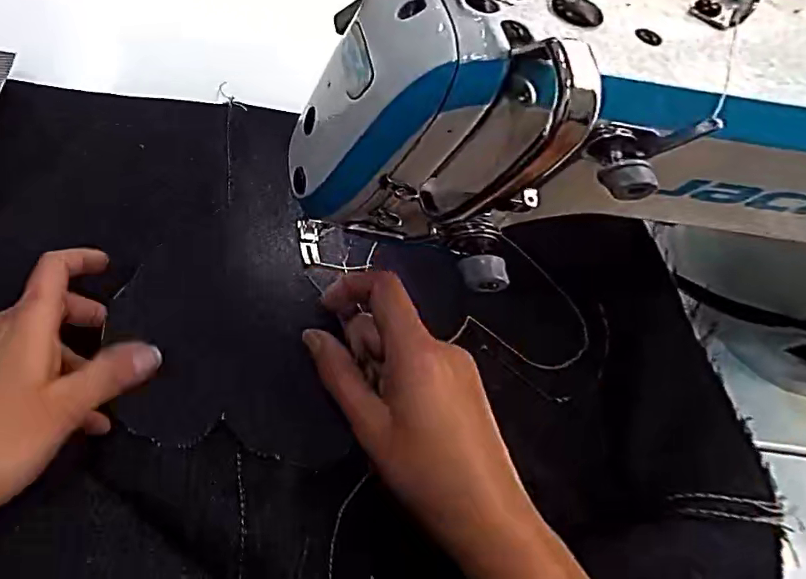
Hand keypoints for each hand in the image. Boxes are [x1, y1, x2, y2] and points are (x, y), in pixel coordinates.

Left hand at [0, 248, 160, 577]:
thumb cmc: (0, 436)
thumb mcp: (65, 406)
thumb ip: (111, 375)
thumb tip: (152, 350)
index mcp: (26, 321)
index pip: (53, 267)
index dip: (82, 258)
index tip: (108, 265)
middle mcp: (5, 329)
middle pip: (52, 304)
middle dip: (87, 316)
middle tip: (116, 333)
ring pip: (42, 342)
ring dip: (75, 358)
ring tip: (105, 393)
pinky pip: (27, 367)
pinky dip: (56, 381)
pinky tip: (80, 422)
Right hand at [302, 271, 586, 578]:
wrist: (492, 520)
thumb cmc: (429, 476)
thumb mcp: (370, 426)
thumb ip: (337, 373)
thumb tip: (314, 336)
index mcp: (417, 349)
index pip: (384, 285)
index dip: (350, 285)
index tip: (328, 307)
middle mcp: (442, 346)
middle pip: (389, 319)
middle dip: (364, 344)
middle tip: (361, 390)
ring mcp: (458, 363)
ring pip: (404, 342)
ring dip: (382, 365)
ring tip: (386, 415)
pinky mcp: (466, 381)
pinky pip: (423, 359)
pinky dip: (403, 375)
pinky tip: (407, 418)